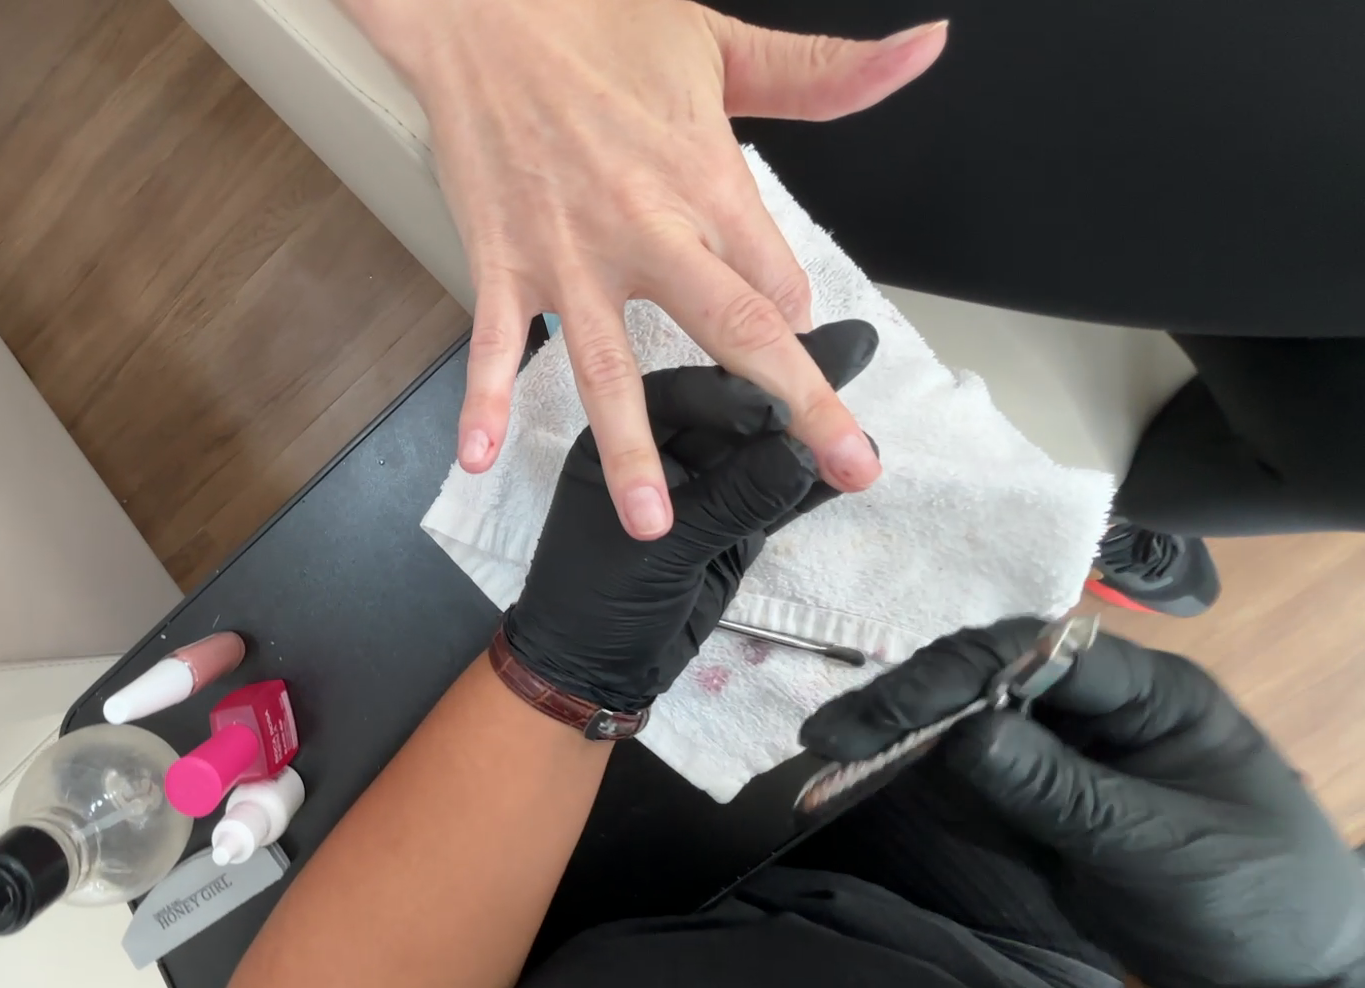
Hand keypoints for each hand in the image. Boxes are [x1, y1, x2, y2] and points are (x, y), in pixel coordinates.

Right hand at [336, 0, 944, 538]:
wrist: (485, 10)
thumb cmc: (597, 23)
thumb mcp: (717, 42)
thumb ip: (818, 73)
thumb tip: (925, 53)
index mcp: (706, 177)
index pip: (772, 278)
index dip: (787, 323)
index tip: (780, 345)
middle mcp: (645, 231)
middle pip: (730, 331)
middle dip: (794, 405)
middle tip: (842, 473)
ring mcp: (567, 259)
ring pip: (607, 367)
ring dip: (631, 447)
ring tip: (649, 521)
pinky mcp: (502, 266)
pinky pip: (495, 347)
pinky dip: (484, 402)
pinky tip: (478, 458)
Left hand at [504, 321, 875, 712]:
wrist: (593, 670)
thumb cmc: (599, 603)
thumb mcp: (663, 552)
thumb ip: (729, 500)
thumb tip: (800, 451)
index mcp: (617, 443)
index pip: (689, 398)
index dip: (744, 390)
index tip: (796, 379)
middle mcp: (661, 455)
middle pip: (734, 412)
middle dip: (791, 383)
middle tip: (854, 341)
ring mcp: (699, 488)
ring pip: (761, 449)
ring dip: (812, 427)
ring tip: (871, 384)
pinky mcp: (727, 525)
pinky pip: (774, 495)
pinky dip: (810, 483)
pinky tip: (855, 463)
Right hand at [803, 619, 1364, 987]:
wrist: (1267, 984)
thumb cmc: (1253, 905)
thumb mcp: (1165, 851)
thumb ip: (1062, 790)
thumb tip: (964, 735)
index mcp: (1145, 691)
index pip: (1036, 651)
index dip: (957, 673)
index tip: (891, 715)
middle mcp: (1083, 699)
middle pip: (974, 673)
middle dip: (902, 702)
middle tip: (828, 735)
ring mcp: (1045, 737)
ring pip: (949, 713)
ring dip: (887, 730)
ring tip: (826, 748)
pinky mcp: (1015, 778)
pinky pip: (949, 760)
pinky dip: (902, 765)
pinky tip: (857, 770)